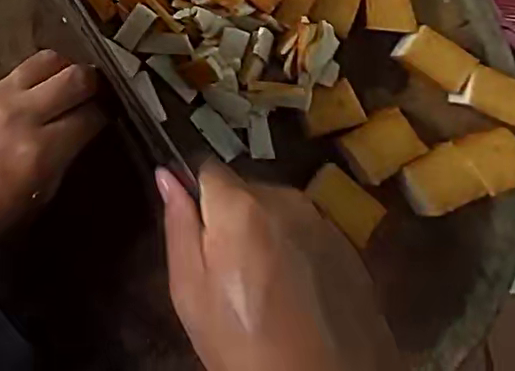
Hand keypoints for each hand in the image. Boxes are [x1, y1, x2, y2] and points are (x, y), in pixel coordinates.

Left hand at [0, 50, 105, 254]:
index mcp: (40, 152)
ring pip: (51, 60)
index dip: (107, 115)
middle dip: (95, 83)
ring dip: (67, 69)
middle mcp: (25, 115)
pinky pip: (24, 68)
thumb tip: (81, 134)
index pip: (89, 117)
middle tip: (99, 91)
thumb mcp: (35, 199)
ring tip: (70, 81)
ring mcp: (3, 96)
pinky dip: (41, 74)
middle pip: (76, 78)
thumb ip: (62, 161)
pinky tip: (42, 86)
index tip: (112, 115)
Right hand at [159, 162, 397, 370]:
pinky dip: (298, 250)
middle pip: (244, 189)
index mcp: (239, 204)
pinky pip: (306, 230)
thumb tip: (167, 175)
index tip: (200, 230)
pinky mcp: (347, 244)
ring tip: (267, 287)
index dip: (199, 196)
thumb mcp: (192, 291)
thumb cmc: (246, 347)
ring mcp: (319, 219)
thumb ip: (178, 224)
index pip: (207, 167)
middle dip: (233, 217)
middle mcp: (282, 197)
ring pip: (276, 209)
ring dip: (266, 232)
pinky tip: (297, 293)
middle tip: (231, 271)